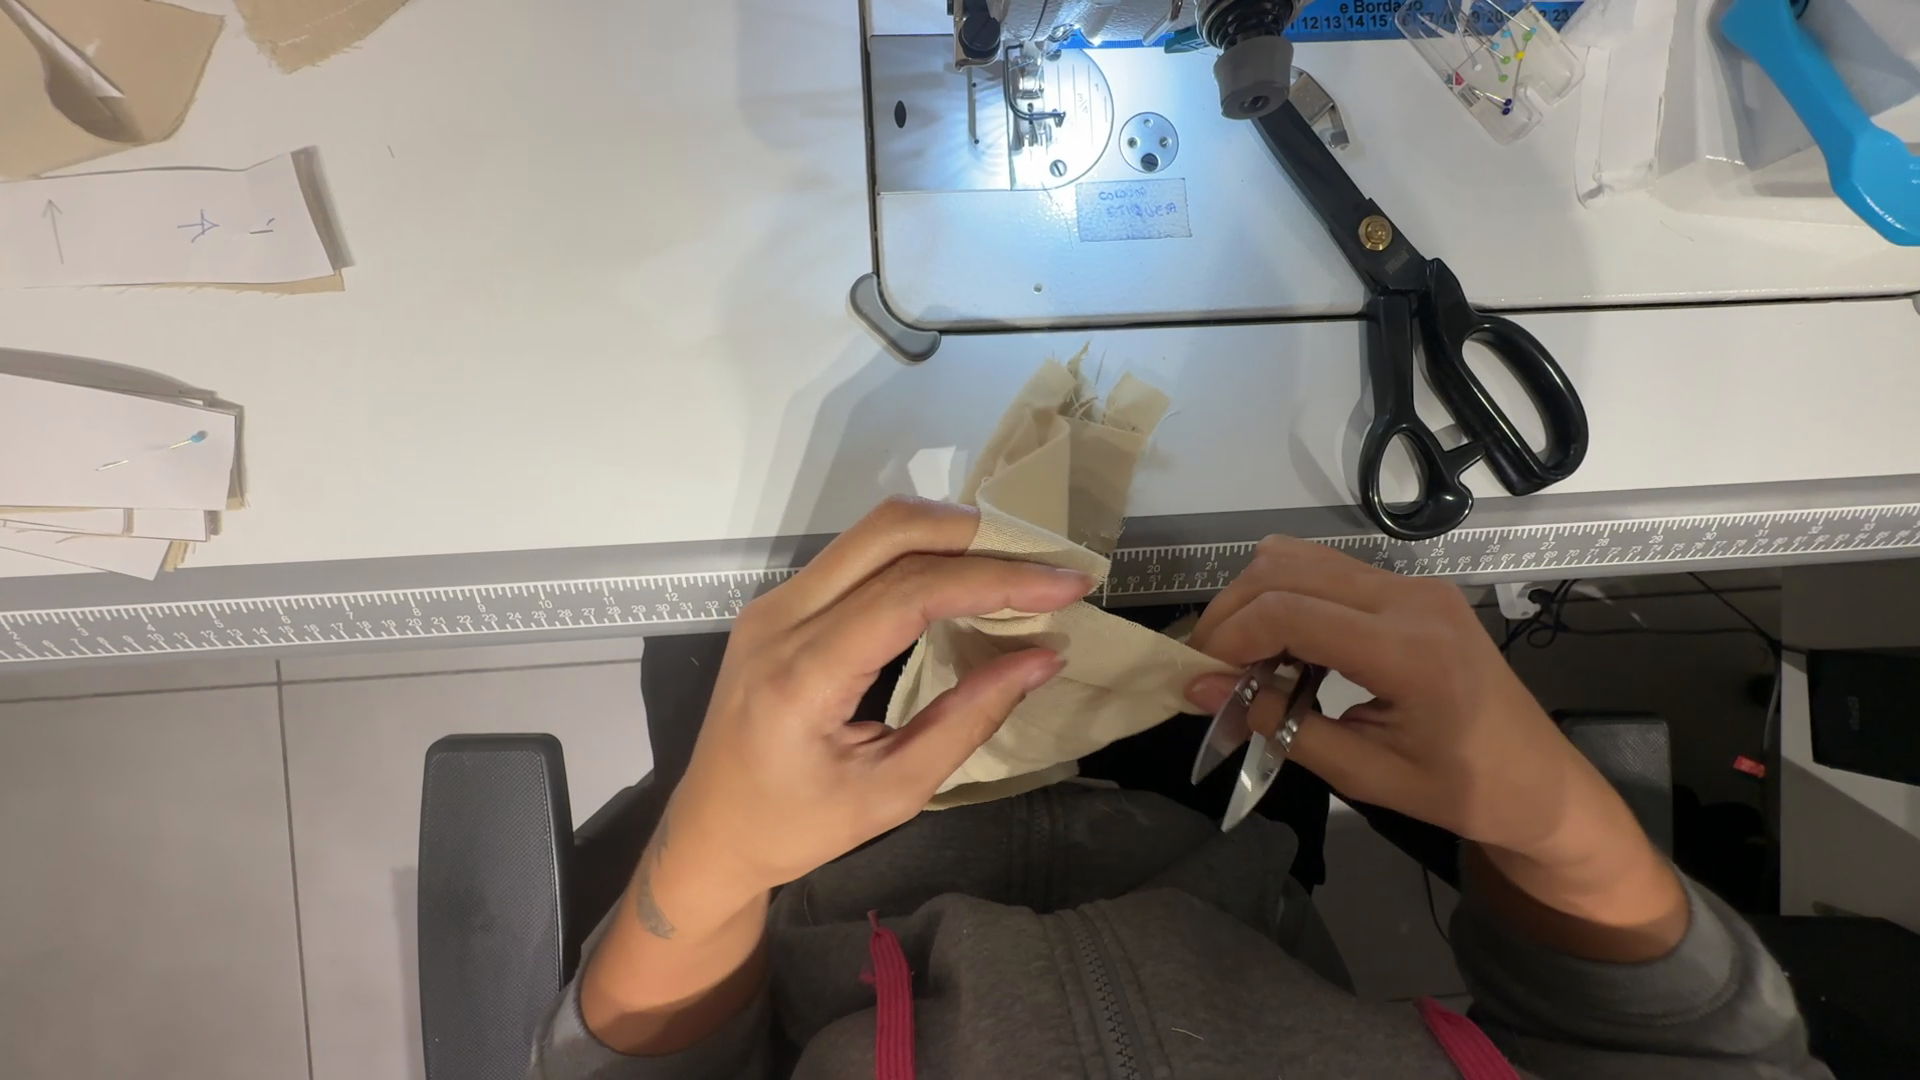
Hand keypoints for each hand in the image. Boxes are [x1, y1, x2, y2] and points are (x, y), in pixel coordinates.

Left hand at [583, 497, 1089, 1051]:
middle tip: (1042, 561)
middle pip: (888, 532)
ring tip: (1015, 565)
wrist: (707, 833)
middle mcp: (780, 617)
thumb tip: (1043, 657)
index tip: (1065, 584)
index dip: (995, 580)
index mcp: (801, 674)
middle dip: (976, 535)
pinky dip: (920, 552)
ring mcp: (774, 602)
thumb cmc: (796, 829)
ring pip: (872, 531)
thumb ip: (969, 719)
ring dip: (950, 536)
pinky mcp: (780, 602)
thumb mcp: (892, 792)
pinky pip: (859, 553)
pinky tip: (962, 576)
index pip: (910, 593)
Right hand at [1183, 536, 1597, 857]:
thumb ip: (1278, 726)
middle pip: (1282, 571)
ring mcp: (1410, 583)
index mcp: (1411, 652)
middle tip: (1210, 665)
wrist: (1545, 783)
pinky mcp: (1405, 585)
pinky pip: (1319, 566)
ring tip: (1241, 652)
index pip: (1290, 612)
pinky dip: (1280, 593)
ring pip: (1294, 557)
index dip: (1230, 637)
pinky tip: (1280, 639)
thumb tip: (1201, 691)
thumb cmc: (1462, 792)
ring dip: (1251, 598)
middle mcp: (1409, 598)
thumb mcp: (1363, 776)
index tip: (1201, 676)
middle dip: (1229, 614)